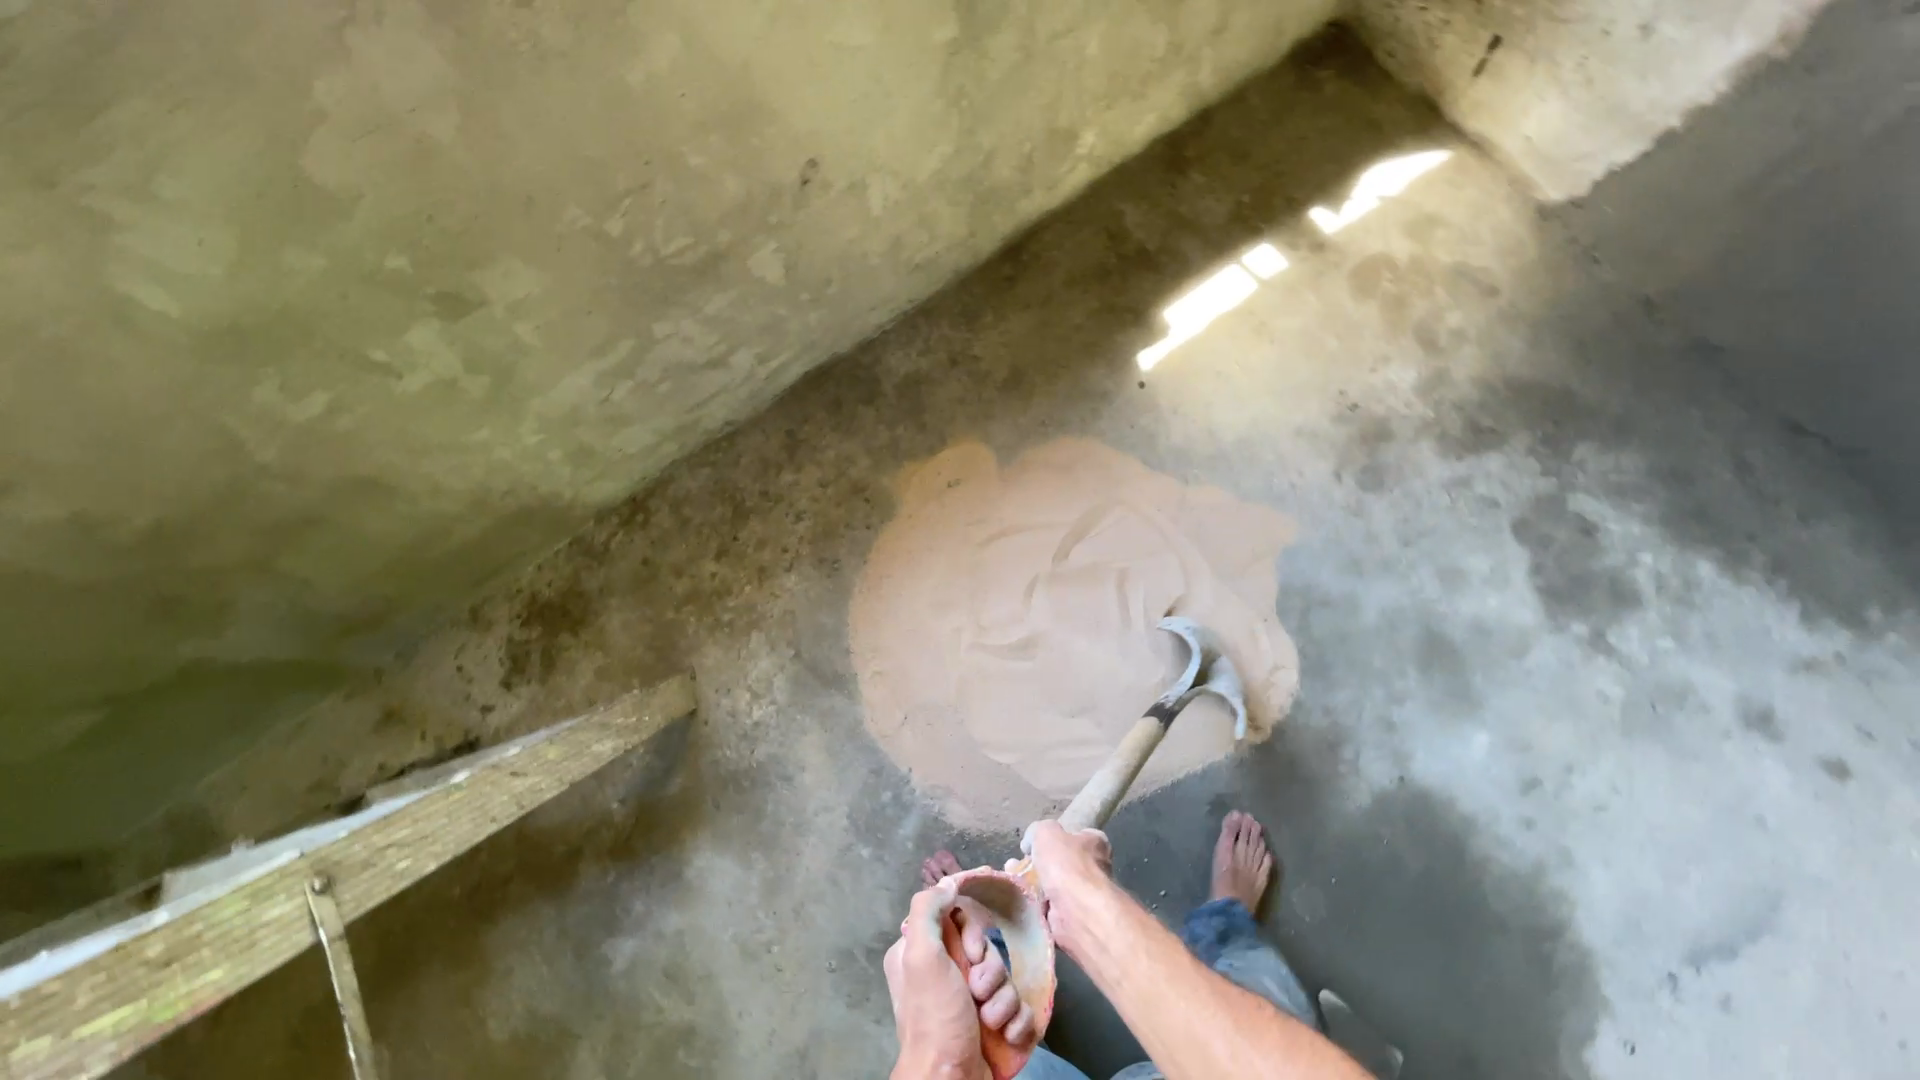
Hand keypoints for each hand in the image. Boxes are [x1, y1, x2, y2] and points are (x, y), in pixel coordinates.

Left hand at [884, 881, 1035, 1078]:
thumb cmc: (935, 1016)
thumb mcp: (921, 956)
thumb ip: (929, 910)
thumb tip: (948, 883)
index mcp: (922, 954)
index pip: (959, 920)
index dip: (974, 933)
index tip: (973, 951)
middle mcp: (945, 974)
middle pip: (987, 950)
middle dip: (991, 972)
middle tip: (979, 992)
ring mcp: (972, 1003)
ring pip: (1006, 979)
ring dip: (1003, 1000)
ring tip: (990, 1021)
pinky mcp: (995, 1027)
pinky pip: (1019, 1007)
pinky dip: (1016, 1021)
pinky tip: (1005, 1033)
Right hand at [1021, 821, 1113, 957]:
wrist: (1078, 912)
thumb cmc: (1067, 865)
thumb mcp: (1046, 832)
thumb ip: (1036, 831)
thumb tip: (1030, 844)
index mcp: (1095, 844)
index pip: (1077, 835)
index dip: (1057, 838)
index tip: (1037, 844)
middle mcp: (1094, 869)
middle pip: (1061, 862)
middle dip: (1037, 863)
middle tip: (1017, 863)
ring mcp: (1084, 896)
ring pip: (1052, 886)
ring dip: (1031, 884)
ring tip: (1011, 879)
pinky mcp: (1072, 919)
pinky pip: (1047, 907)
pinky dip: (1033, 903)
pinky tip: (1018, 898)